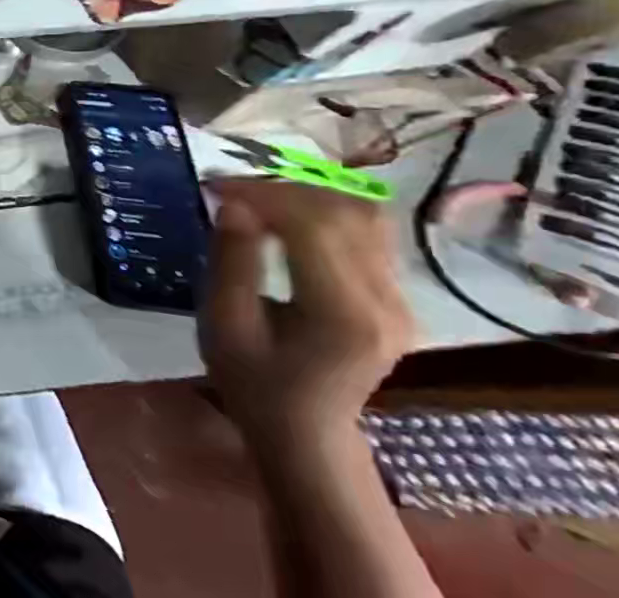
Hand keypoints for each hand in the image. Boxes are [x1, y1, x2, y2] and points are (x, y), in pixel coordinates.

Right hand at [198, 180, 411, 443]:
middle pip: (343, 213)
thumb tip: (235, 203)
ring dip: (307, 194)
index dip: (264, 195)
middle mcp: (385, 302)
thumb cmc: (254, 383)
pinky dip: (326, 210)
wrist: (306, 432)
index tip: (218, 186)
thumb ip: (232, 262)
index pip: (313, 226)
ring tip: (260, 198)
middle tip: (233, 189)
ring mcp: (400, 298)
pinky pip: (369, 231)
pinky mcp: (398, 295)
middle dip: (282, 189)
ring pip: (364, 215)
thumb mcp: (225, 325)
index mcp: (342, 315)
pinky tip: (291, 216)